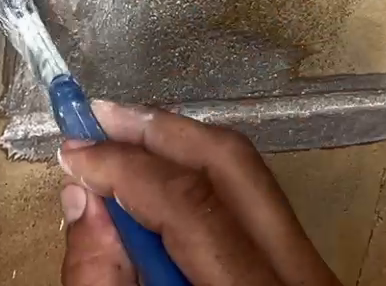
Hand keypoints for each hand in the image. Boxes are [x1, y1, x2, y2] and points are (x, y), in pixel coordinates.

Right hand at [57, 102, 340, 285]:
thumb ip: (100, 280)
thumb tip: (80, 195)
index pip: (191, 205)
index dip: (123, 167)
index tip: (71, 152)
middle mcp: (304, 278)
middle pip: (232, 163)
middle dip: (156, 129)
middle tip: (98, 115)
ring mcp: (314, 273)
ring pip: (245, 172)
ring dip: (177, 144)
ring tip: (119, 134)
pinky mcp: (307, 271)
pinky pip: (249, 200)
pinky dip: (198, 177)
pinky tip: (158, 179)